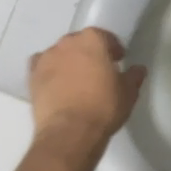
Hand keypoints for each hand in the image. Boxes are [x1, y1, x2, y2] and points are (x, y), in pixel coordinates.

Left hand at [28, 28, 146, 148]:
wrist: (69, 132)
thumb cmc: (104, 107)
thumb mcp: (129, 93)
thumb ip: (133, 76)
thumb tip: (138, 69)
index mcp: (93, 40)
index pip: (106, 38)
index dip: (113, 50)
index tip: (118, 61)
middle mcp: (68, 42)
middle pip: (81, 43)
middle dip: (90, 53)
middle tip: (98, 71)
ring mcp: (47, 58)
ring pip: (61, 53)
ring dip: (69, 61)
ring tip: (76, 80)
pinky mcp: (32, 76)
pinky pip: (42, 66)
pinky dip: (49, 71)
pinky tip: (56, 84)